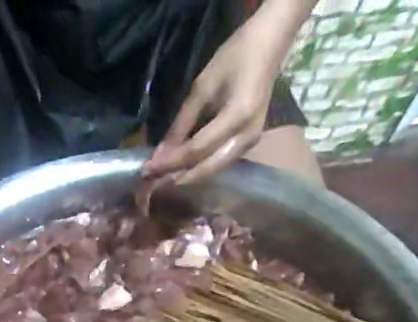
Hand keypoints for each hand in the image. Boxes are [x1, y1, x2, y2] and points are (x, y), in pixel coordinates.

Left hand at [142, 5, 299, 185]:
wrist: (271, 43)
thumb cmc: (235, 57)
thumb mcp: (201, 88)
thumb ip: (181, 124)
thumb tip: (159, 155)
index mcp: (237, 117)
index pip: (195, 151)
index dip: (169, 163)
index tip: (146, 170)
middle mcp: (247, 136)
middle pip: (205, 168)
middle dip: (176, 177)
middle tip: (151, 182)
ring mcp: (251, 142)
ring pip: (213, 170)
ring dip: (187, 176)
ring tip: (162, 179)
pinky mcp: (249, 143)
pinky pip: (220, 163)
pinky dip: (199, 169)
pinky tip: (181, 170)